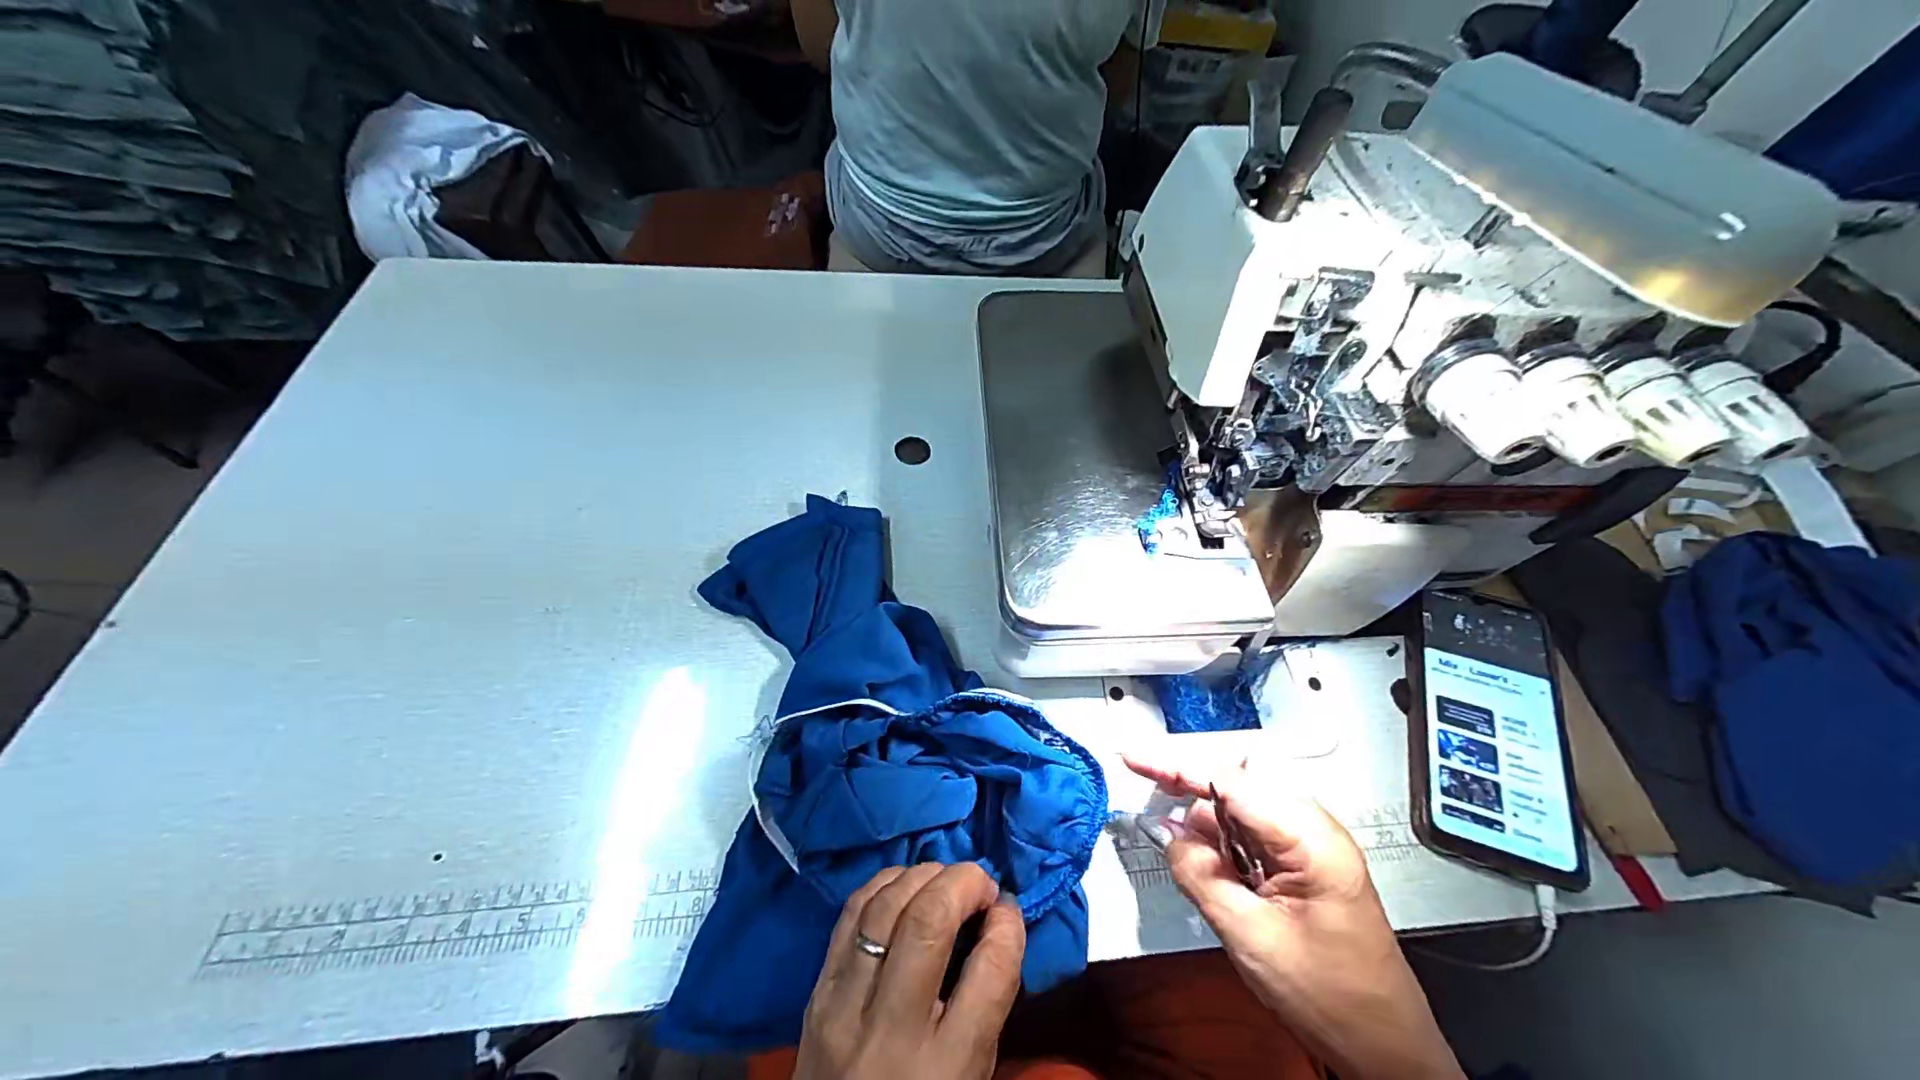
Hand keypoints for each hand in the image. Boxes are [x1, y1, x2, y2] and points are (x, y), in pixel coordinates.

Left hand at [795, 863, 1025, 1079]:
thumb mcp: (970, 1075)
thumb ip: (987, 1003)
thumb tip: (998, 919)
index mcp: (945, 1069)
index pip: (988, 973)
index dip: (1007, 925)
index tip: (1009, 908)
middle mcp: (890, 1032)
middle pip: (927, 924)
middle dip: (961, 883)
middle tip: (981, 883)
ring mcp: (843, 1007)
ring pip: (883, 907)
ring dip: (922, 875)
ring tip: (946, 877)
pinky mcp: (816, 990)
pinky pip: (850, 914)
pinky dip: (883, 884)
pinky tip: (905, 883)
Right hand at [1123, 753, 1463, 1079]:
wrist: (1386, 1050)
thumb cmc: (1335, 1000)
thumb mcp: (1249, 936)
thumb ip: (1199, 874)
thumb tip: (1164, 831)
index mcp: (1311, 840)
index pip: (1231, 781)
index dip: (1177, 767)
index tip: (1137, 760)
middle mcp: (1314, 830)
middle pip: (1236, 783)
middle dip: (1188, 786)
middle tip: (1145, 785)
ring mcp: (1310, 845)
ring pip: (1240, 808)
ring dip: (1204, 821)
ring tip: (1184, 851)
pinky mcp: (1302, 862)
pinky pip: (1250, 833)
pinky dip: (1220, 841)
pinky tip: (1207, 863)